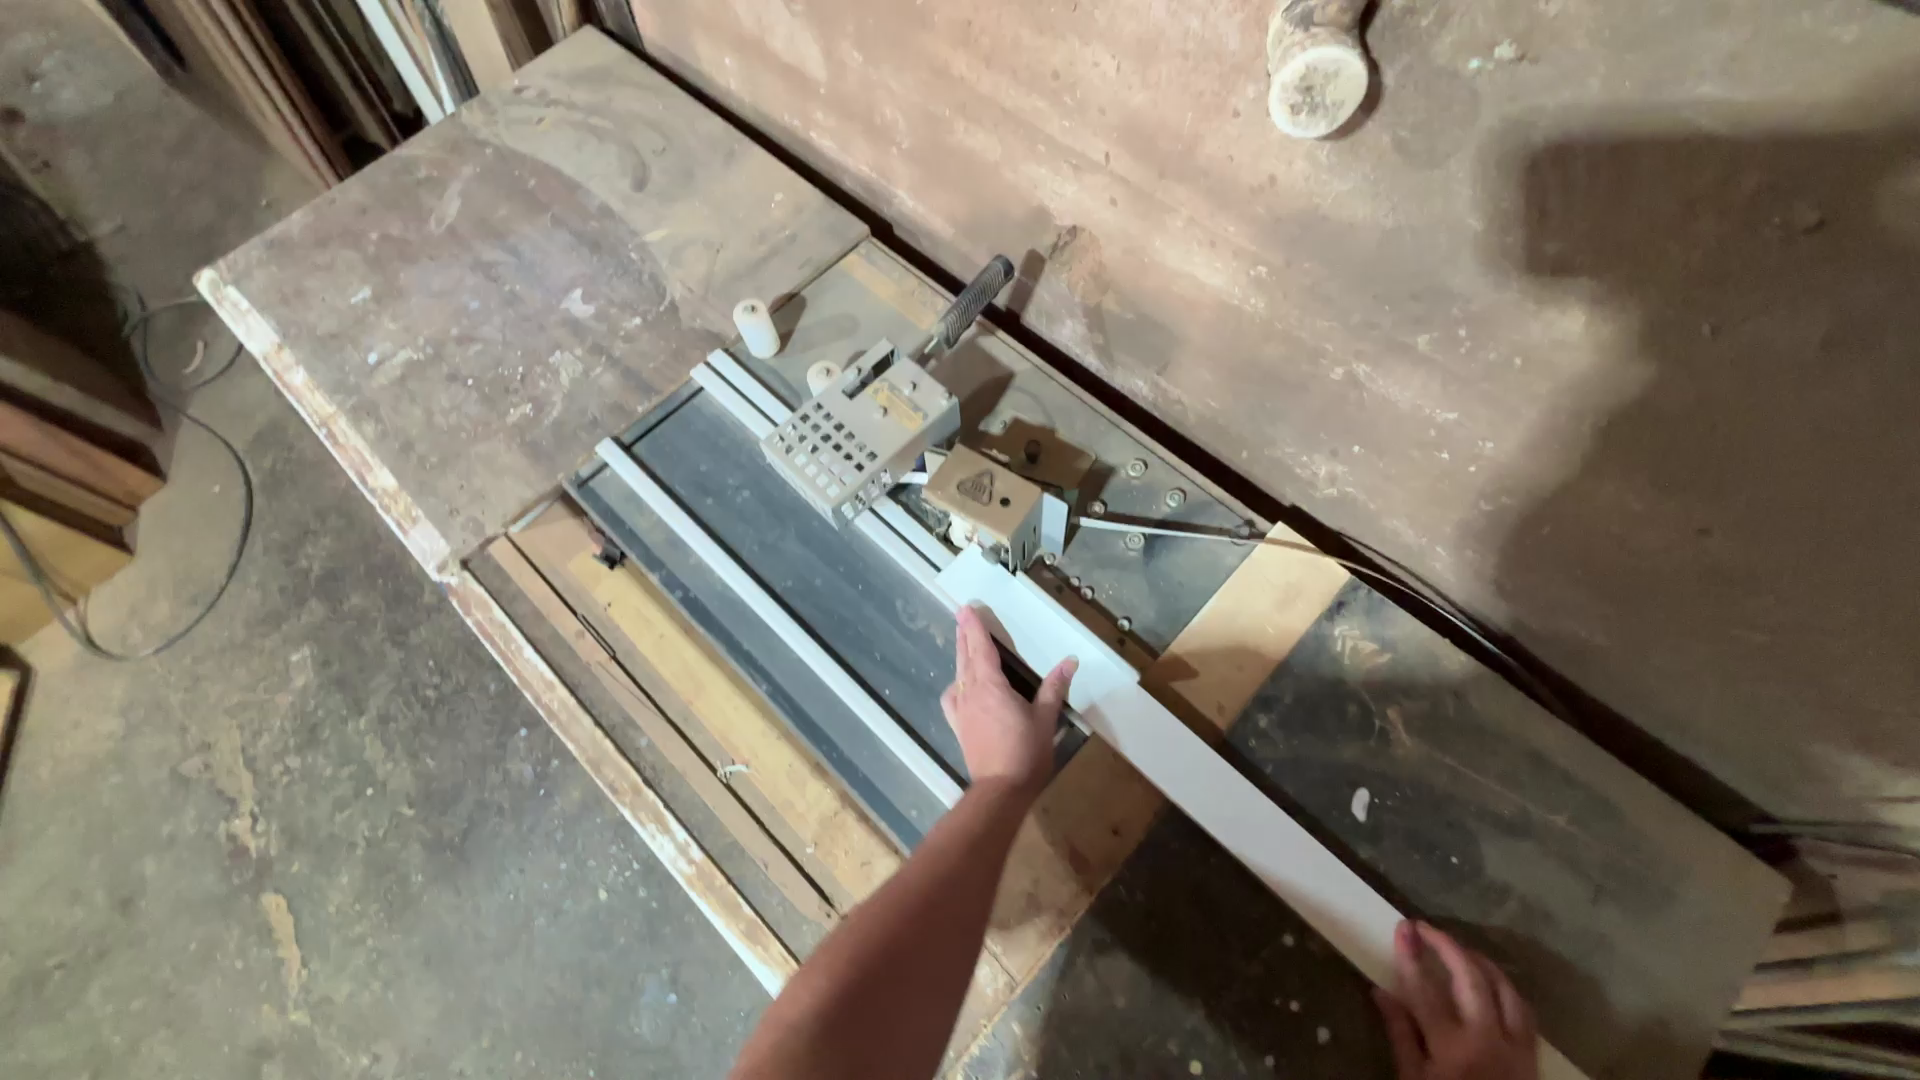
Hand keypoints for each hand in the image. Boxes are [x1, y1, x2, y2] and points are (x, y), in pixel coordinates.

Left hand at [940, 605, 1075, 800]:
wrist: (1000, 790)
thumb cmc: (1026, 753)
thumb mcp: (1046, 718)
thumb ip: (1054, 687)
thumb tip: (1070, 660)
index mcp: (992, 686)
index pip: (981, 648)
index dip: (974, 627)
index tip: (967, 609)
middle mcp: (971, 693)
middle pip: (966, 657)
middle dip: (964, 635)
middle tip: (961, 615)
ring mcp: (961, 710)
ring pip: (958, 675)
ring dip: (960, 655)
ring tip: (962, 642)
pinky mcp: (958, 727)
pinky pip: (951, 699)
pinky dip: (955, 685)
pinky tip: (958, 686)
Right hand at [1374, 920, 1537, 1079]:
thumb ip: (1401, 1034)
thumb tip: (1381, 991)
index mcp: (1451, 1047)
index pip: (1425, 987)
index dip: (1411, 954)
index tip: (1402, 927)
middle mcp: (1487, 1040)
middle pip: (1470, 978)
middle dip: (1447, 946)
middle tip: (1425, 928)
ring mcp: (1515, 1049)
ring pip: (1505, 990)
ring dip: (1480, 962)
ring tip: (1458, 948)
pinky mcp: (1532, 1058)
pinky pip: (1524, 1012)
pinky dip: (1506, 988)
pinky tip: (1491, 982)